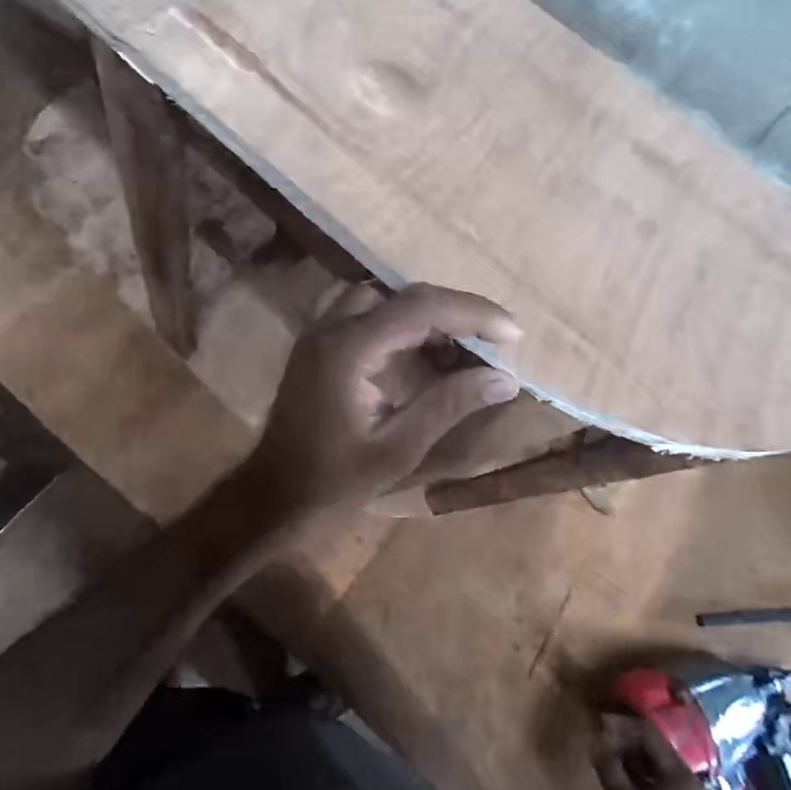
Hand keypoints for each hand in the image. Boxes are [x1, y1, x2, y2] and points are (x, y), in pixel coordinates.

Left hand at [241, 283, 522, 518]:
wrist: (277, 494)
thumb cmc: (335, 481)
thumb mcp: (398, 449)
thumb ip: (448, 405)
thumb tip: (506, 377)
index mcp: (347, 349)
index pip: (420, 307)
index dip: (472, 314)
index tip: (513, 334)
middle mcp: (328, 328)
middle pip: (401, 295)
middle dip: (452, 314)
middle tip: (490, 346)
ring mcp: (316, 334)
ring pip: (380, 298)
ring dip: (423, 317)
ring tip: (459, 352)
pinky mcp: (315, 346)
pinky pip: (361, 314)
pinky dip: (396, 324)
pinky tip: (420, 355)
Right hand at [594, 713, 727, 789]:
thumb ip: (610, 770)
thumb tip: (595, 740)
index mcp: (683, 777)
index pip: (649, 734)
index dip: (620, 725)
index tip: (595, 724)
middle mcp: (697, 787)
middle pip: (658, 752)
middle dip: (626, 745)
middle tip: (599, 748)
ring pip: (664, 773)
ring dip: (636, 766)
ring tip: (610, 769)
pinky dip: (648, 785)